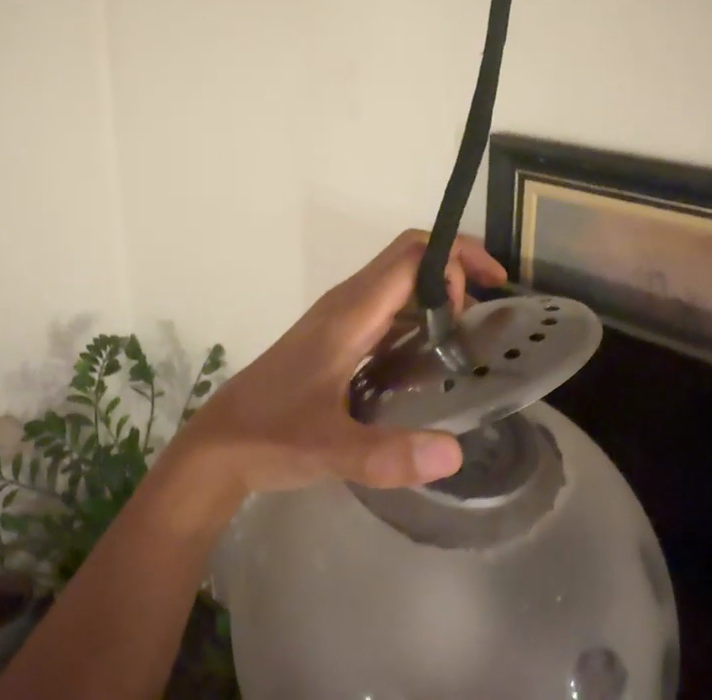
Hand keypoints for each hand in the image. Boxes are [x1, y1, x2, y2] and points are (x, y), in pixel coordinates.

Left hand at [166, 230, 508, 501]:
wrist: (219, 446)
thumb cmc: (271, 437)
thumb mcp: (331, 451)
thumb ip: (389, 455)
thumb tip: (455, 454)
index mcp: (349, 314)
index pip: (410, 255)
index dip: (456, 257)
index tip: (492, 289)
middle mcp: (346, 305)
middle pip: (408, 259)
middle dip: (456, 269)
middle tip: (490, 313)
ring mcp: (338, 321)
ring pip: (397, 283)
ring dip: (438, 292)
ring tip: (473, 333)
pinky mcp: (334, 340)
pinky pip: (385, 309)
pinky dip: (417, 314)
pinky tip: (433, 357)